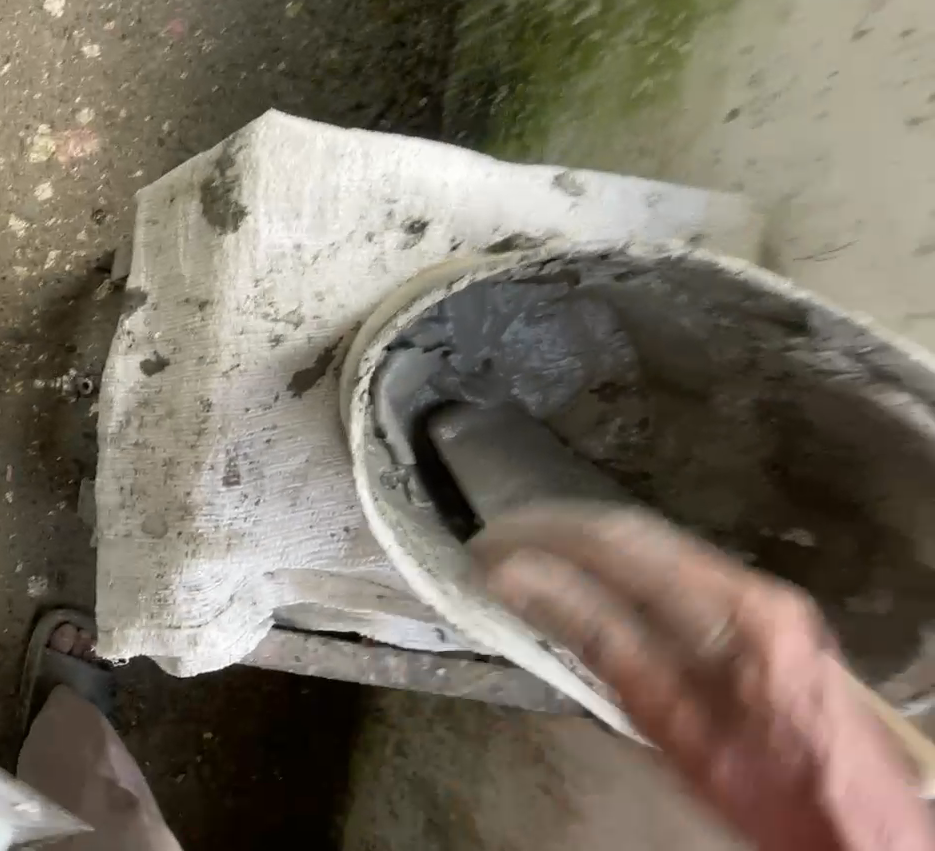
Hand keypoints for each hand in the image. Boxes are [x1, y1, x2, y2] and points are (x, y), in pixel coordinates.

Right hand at [472, 504, 934, 850]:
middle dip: (546, 531)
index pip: (612, 543)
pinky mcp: (753, 610)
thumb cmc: (768, 789)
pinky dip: (604, 564)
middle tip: (487, 543)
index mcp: (735, 608)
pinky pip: (662, 565)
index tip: (483, 548)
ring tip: (516, 553)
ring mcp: (755, 595)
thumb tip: (514, 580)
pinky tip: (570, 575)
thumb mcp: (669, 720)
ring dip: (571, 542)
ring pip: (642, 543)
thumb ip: (594, 639)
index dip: (537, 538)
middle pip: (625, 531)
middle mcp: (748, 586)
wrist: (868, 834)